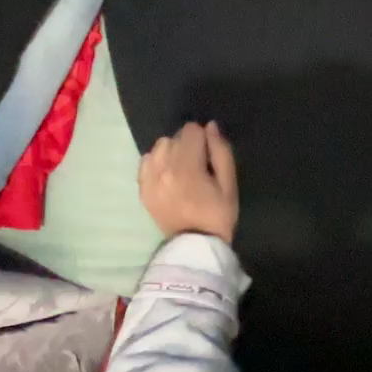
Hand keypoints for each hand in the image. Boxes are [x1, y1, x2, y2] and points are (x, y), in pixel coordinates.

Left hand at [139, 121, 238, 242]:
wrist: (195, 245)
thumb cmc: (217, 214)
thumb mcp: (229, 184)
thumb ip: (221, 151)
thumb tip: (210, 126)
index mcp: (186, 167)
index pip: (191, 130)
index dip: (204, 139)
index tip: (209, 157)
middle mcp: (163, 168)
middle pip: (175, 137)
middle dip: (188, 146)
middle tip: (198, 167)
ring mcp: (149, 179)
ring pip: (159, 147)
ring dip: (171, 152)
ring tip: (181, 171)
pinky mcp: (142, 189)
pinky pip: (146, 161)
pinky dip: (157, 163)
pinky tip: (167, 176)